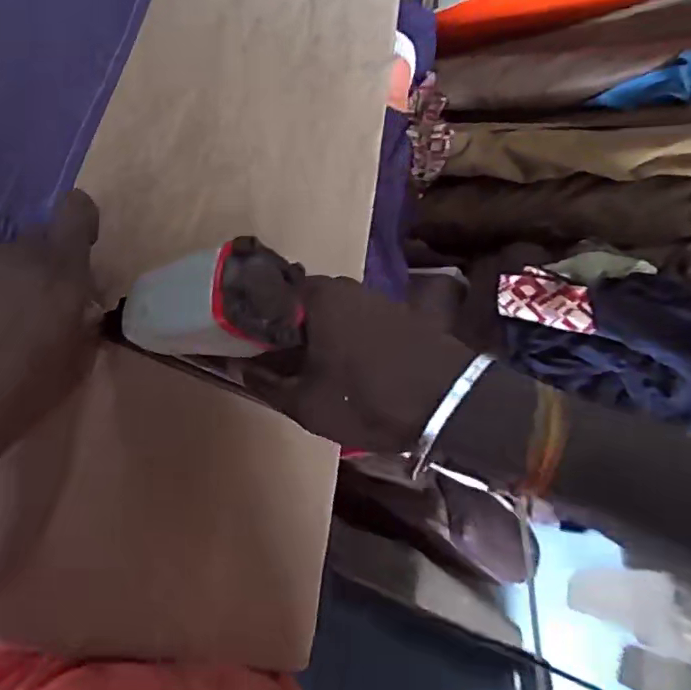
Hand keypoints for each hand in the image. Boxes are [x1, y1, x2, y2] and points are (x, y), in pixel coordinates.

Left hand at [0, 190, 102, 469]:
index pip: (76, 212)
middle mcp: (20, 256)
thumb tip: (83, 303)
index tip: (79, 247)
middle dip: (44, 264)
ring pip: (3, 260)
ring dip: (8, 282)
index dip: (80, 221)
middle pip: (39, 239)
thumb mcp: (74, 363)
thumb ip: (84, 320)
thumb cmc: (20, 396)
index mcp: (61, 274)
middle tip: (36, 305)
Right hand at [247, 276, 482, 453]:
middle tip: (273, 359)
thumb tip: (239, 367)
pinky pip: (352, 318)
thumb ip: (267, 383)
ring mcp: (371, 295)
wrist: (451, 403)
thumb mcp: (308, 404)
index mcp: (314, 296)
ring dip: (312, 333)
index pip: (265, 297)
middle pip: (296, 303)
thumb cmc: (369, 399)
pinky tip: (341, 364)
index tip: (241, 344)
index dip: (249, 322)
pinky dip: (340, 335)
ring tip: (305, 365)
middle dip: (282, 328)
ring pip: (326, 311)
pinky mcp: (394, 311)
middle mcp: (341, 285)